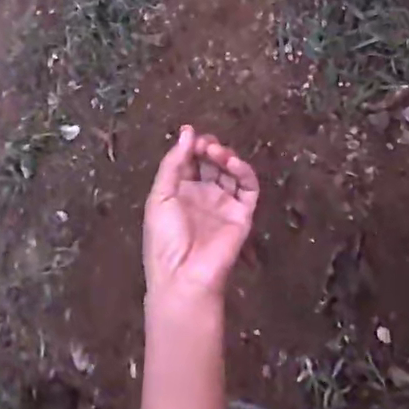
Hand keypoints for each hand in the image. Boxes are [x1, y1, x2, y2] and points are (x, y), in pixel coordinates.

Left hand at [143, 126, 259, 310]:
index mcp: (182, 193)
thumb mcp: (160, 197)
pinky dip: (243, 171)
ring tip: (216, 151)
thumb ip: (173, 164)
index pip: (191, 162)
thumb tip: (187, 132)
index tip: (191, 133)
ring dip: (225, 156)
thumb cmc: (165, 239)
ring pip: (231, 171)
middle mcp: (205, 195)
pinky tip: (232, 162)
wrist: (183, 276)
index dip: (192, 147)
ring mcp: (225, 203)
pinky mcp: (243, 212)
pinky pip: (248, 186)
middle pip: (212, 163)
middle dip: (209, 149)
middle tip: (206, 143)